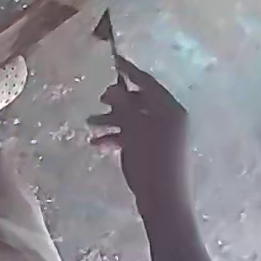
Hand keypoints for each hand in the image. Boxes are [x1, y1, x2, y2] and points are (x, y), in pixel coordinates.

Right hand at [88, 55, 193, 219]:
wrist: (164, 202)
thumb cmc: (151, 163)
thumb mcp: (133, 131)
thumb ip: (123, 106)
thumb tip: (112, 89)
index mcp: (170, 109)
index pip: (147, 82)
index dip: (129, 70)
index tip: (113, 58)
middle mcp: (169, 119)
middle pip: (139, 100)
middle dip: (117, 100)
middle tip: (99, 100)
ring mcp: (163, 136)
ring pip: (134, 119)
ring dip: (112, 120)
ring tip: (90, 124)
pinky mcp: (155, 151)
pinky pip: (134, 136)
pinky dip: (117, 137)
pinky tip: (98, 144)